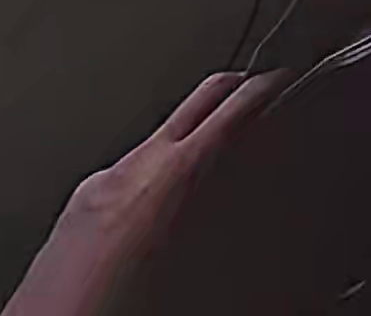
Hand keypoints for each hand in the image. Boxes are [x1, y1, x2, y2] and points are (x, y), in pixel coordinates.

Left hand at [3, 70, 284, 315]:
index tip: (292, 78)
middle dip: (243, 85)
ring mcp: (103, 181)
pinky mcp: (78, 203)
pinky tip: (172, 199)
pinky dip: (165, 164)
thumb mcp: (205, 262)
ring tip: (225, 153)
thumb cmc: (114, 308)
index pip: (239, 102)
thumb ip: (237, 206)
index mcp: (174, 175)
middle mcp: (137, 166)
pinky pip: (137, 163)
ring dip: (202, 129)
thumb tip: (266, 186)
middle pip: (206, 93)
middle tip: (269, 92)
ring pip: (170, 129)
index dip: (274, 83)